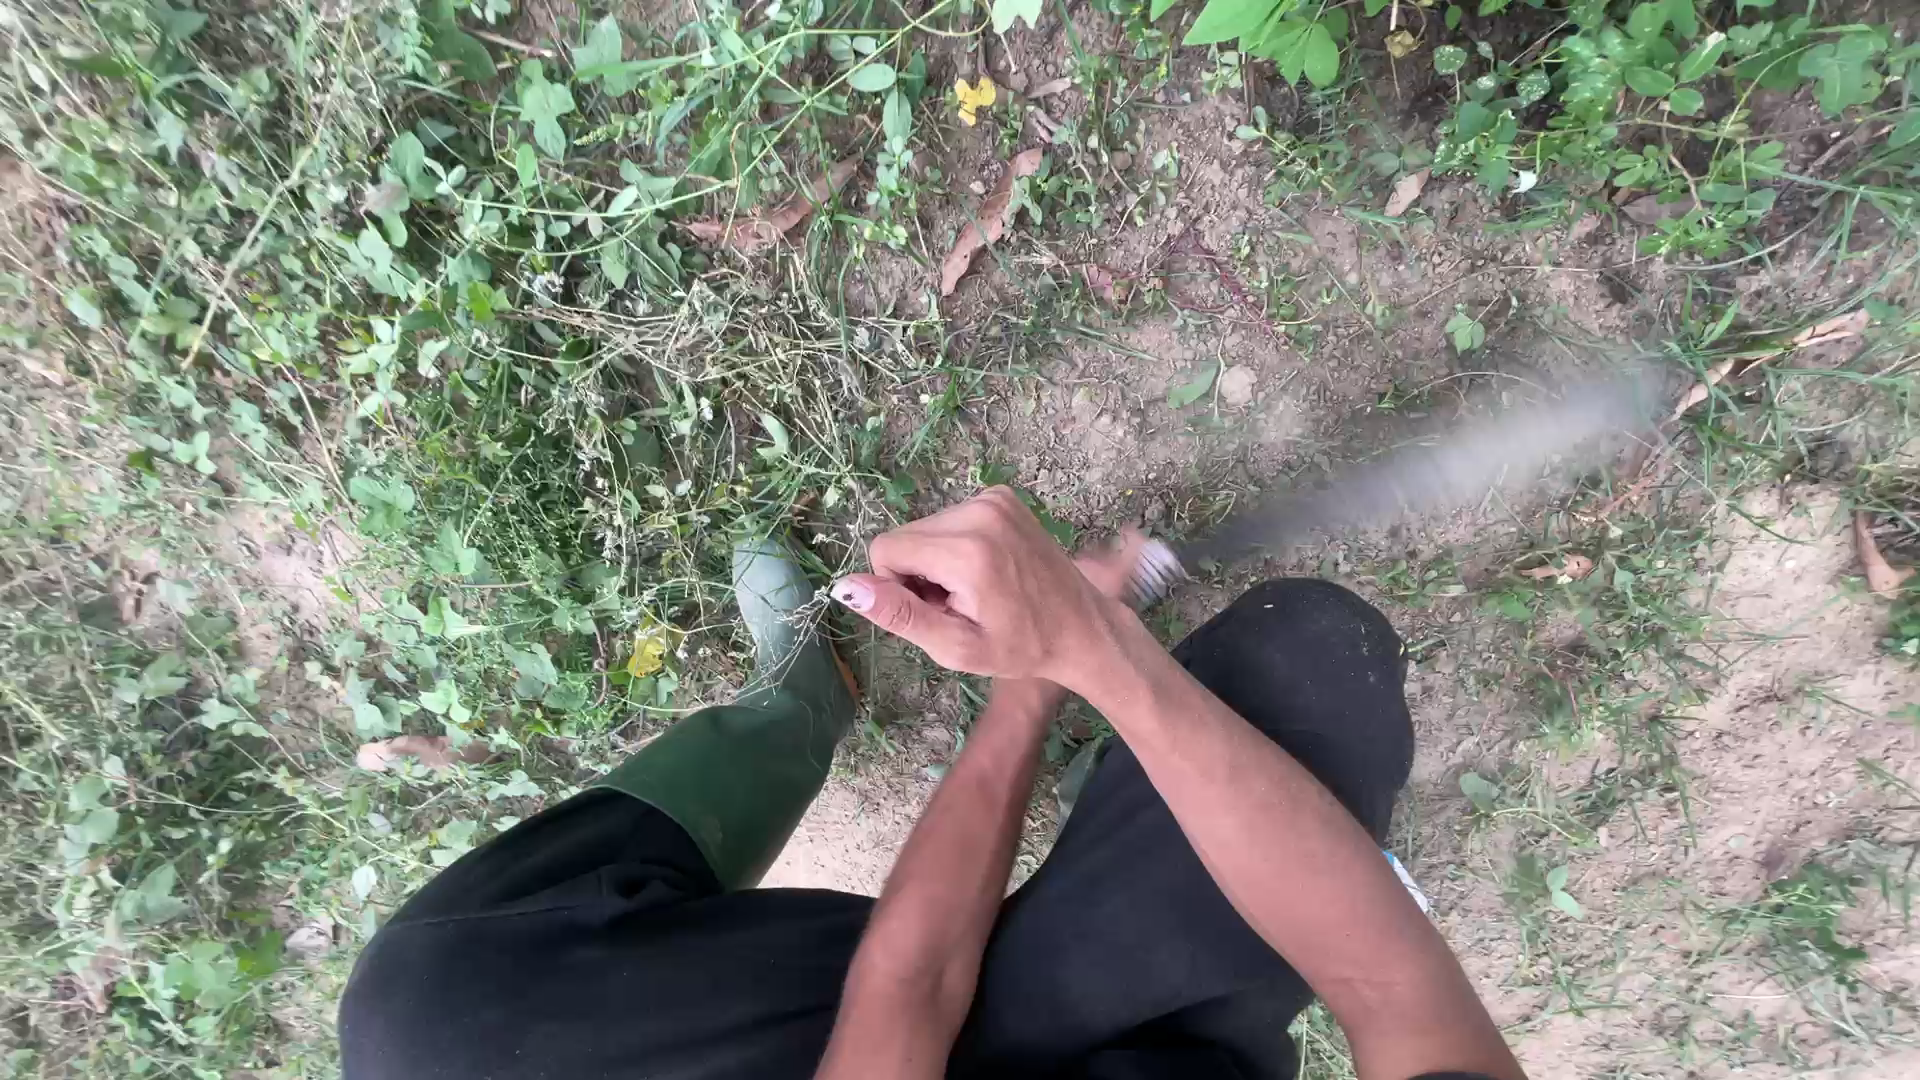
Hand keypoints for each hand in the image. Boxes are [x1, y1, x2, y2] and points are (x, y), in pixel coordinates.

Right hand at [833, 487, 1132, 685]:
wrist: (1082, 627)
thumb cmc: (1019, 648)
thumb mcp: (955, 647)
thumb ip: (899, 614)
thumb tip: (845, 587)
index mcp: (967, 551)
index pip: (885, 549)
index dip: (898, 586)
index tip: (936, 609)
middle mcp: (979, 511)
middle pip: (906, 536)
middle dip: (918, 572)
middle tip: (959, 603)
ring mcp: (995, 498)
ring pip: (926, 527)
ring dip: (937, 560)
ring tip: (976, 589)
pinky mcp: (1003, 496)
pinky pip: (951, 518)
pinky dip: (957, 545)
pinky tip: (986, 570)